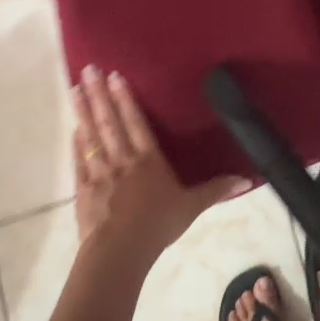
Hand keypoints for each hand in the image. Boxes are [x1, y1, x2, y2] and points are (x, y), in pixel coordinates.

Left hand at [68, 66, 245, 261]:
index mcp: (149, 161)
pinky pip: (80, 162)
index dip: (126, 99)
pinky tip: (73, 129)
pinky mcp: (84, 191)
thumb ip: (215, 189)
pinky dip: (76, 145)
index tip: (115, 76)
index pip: (137, 123)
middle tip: (89, 69)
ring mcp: (101, 174)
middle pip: (110, 123)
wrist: (120, 251)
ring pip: (91, 137)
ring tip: (75, 89)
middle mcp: (123, 160)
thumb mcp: (192, 206)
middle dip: (100, 95)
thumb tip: (246, 180)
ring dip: (83, 112)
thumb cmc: (158, 225)